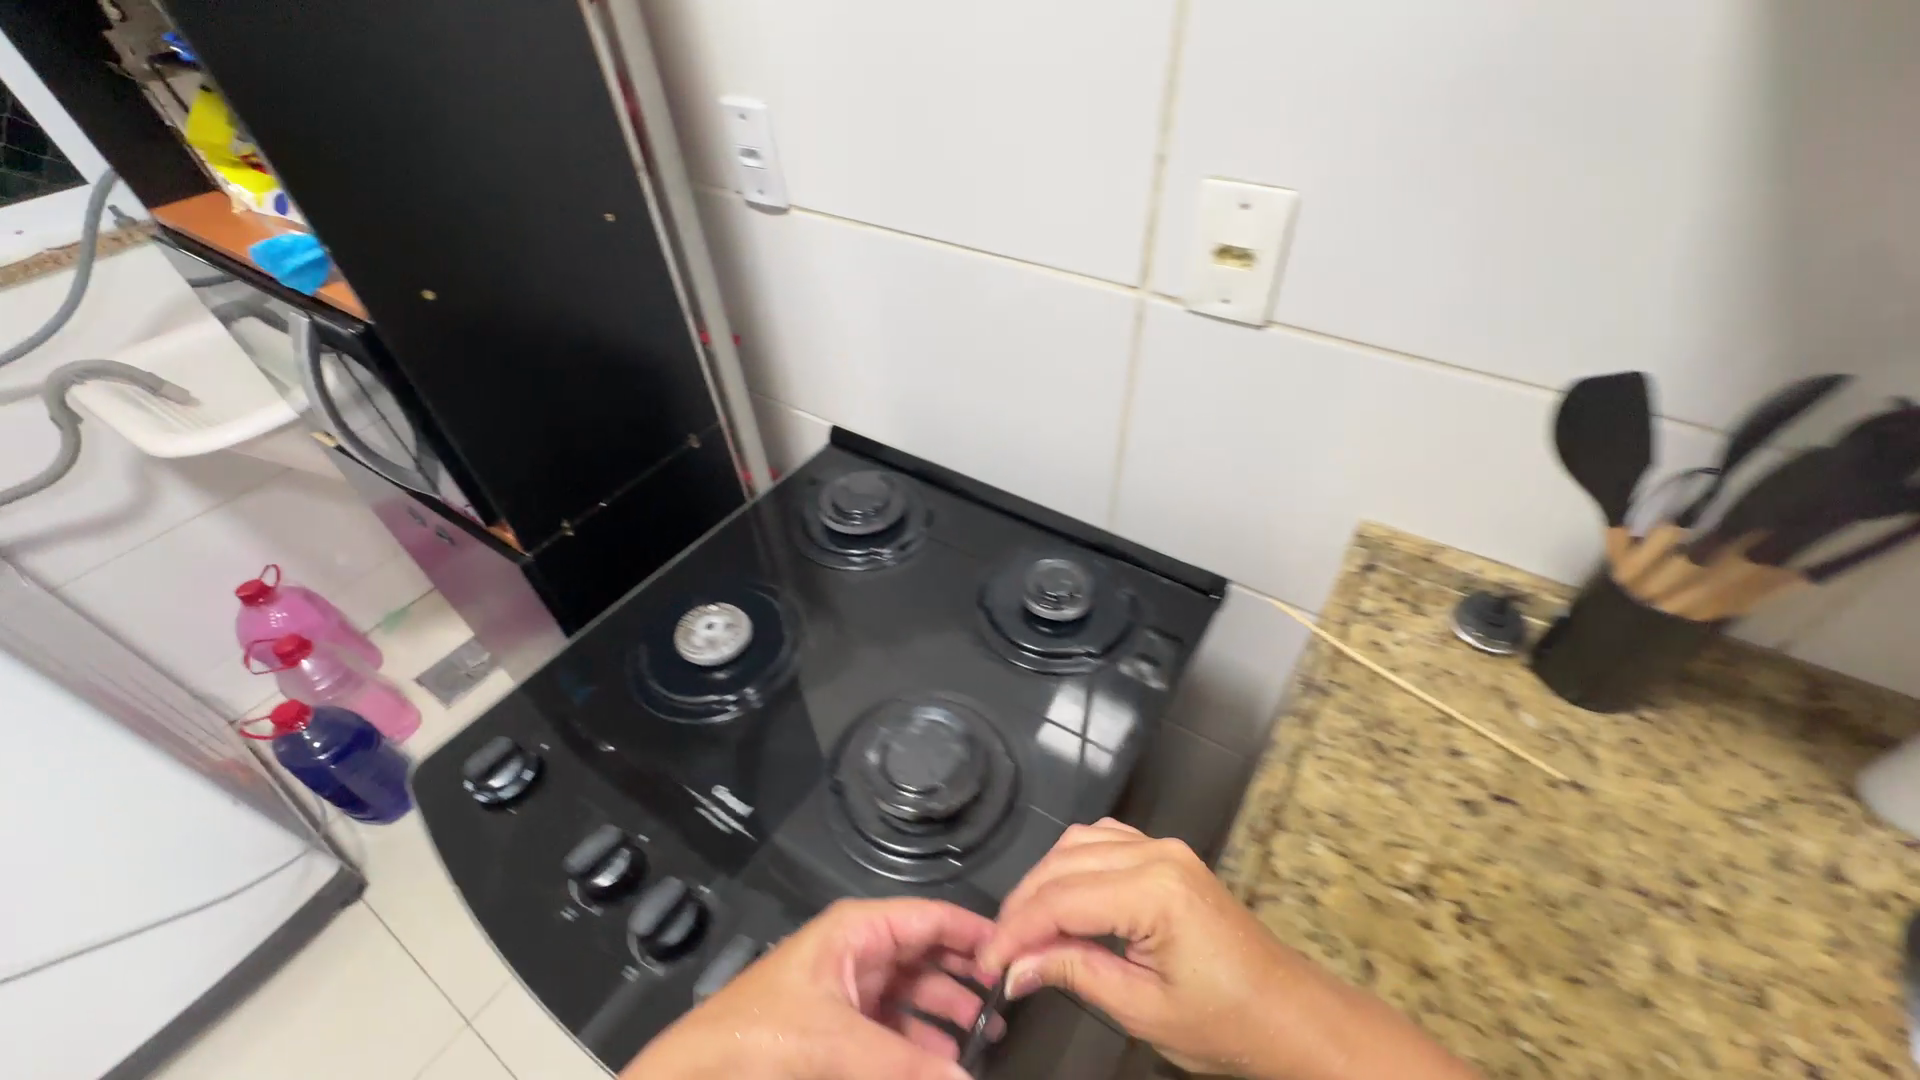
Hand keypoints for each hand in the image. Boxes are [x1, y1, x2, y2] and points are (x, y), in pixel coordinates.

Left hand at [624, 897, 998, 1079]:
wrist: (698, 1074)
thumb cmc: (762, 1034)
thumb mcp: (838, 1043)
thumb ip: (905, 1065)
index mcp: (858, 930)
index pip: (929, 918)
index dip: (973, 932)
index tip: (1014, 953)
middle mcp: (859, 950)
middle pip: (927, 957)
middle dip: (965, 982)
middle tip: (1007, 1009)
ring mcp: (852, 988)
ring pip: (915, 994)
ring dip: (947, 1018)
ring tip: (985, 1043)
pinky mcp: (842, 1024)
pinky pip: (896, 1027)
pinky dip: (920, 1044)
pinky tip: (944, 1065)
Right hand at [980, 820, 1476, 1079]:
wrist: (1289, 1014)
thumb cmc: (1225, 1022)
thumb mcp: (1141, 1009)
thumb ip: (1074, 972)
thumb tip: (1015, 968)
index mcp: (1154, 890)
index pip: (1062, 899)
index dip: (1017, 929)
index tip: (989, 960)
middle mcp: (1156, 853)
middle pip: (1064, 863)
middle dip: (1024, 904)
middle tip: (1000, 949)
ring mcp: (1164, 847)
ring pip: (1079, 843)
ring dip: (1045, 880)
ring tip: (1024, 926)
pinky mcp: (1167, 855)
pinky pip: (1105, 841)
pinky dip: (1072, 863)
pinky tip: (1061, 893)